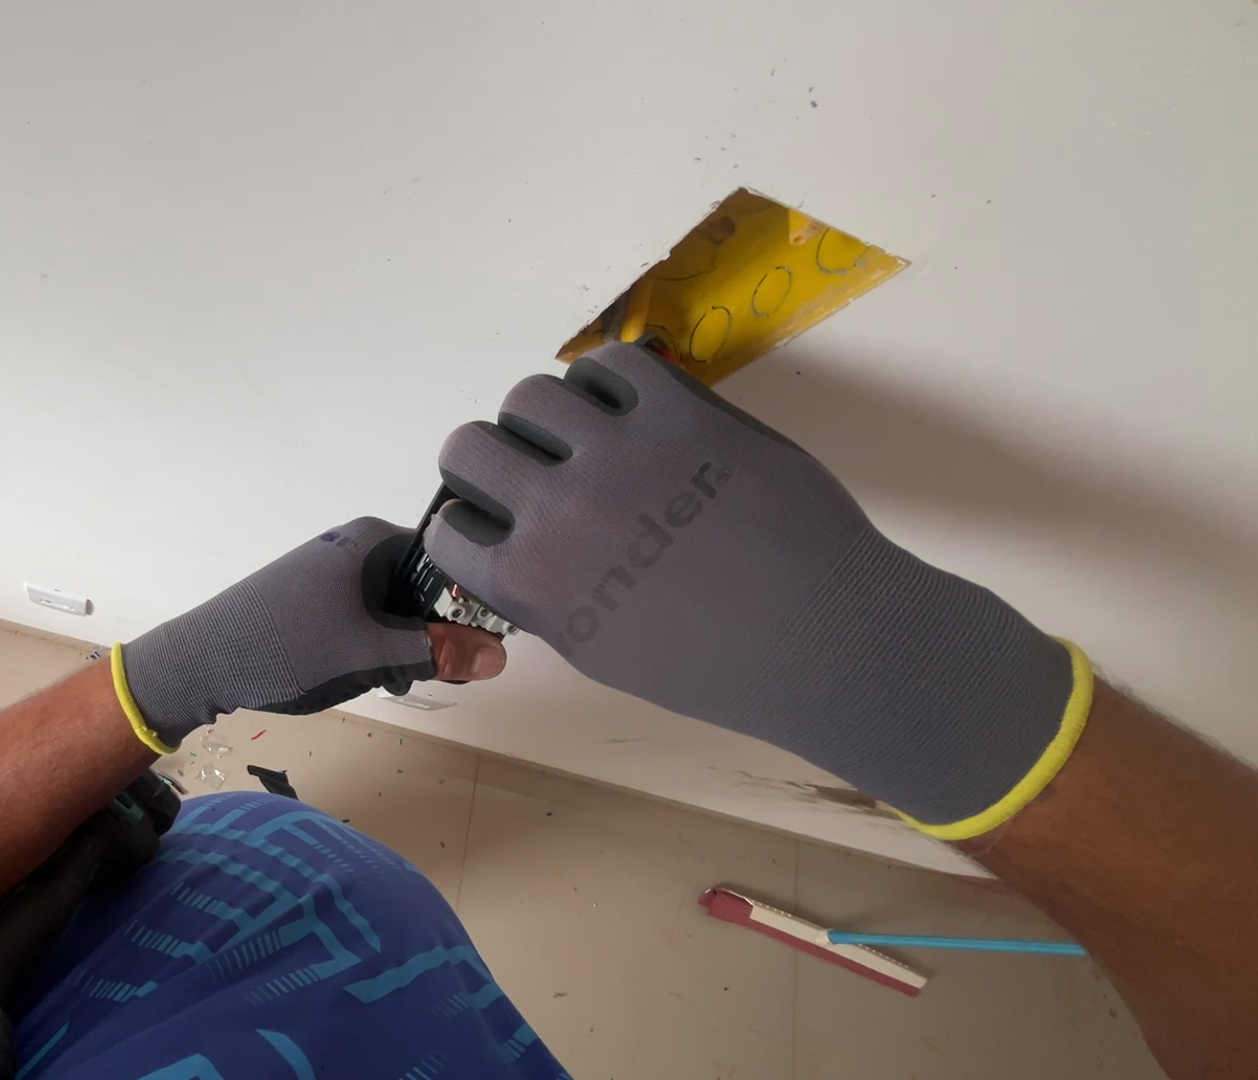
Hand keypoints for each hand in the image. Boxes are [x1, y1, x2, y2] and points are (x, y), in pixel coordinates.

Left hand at [121, 517, 505, 746]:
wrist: (203, 661)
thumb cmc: (292, 647)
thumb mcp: (372, 654)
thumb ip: (439, 651)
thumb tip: (502, 655)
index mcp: (371, 538)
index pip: (446, 560)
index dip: (467, 602)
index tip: (474, 644)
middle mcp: (351, 542)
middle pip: (419, 583)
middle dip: (428, 629)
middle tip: (425, 670)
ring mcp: (326, 567)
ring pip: (389, 603)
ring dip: (398, 640)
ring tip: (385, 675)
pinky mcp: (307, 593)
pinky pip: (359, 611)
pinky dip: (369, 640)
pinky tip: (356, 670)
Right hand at [424, 343, 1087, 838]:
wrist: (821, 640)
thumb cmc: (701, 665)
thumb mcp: (588, 648)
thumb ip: (530, 593)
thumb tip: (503, 542)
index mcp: (529, 581)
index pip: (447, 529)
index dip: (466, 526)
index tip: (493, 526)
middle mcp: (556, 509)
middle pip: (465, 444)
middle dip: (480, 461)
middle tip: (520, 470)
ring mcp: (618, 454)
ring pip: (528, 394)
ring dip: (539, 419)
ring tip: (577, 437)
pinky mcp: (680, 414)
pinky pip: (608, 362)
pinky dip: (602, 383)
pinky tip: (623, 411)